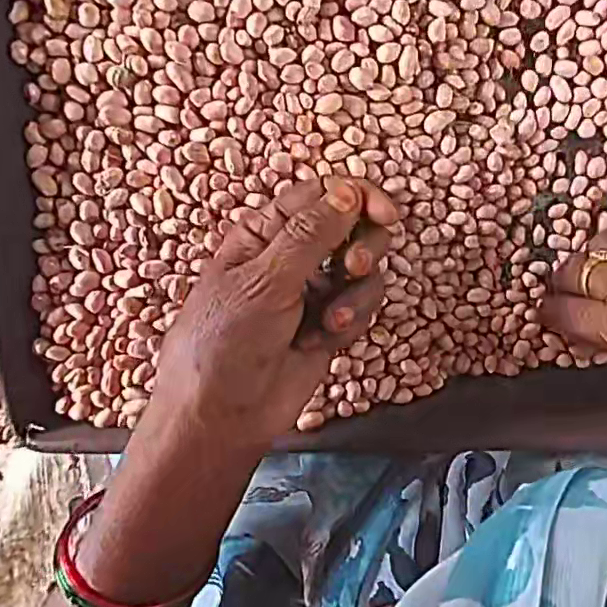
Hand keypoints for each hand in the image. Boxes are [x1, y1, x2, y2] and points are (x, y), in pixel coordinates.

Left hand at [137, 177, 398, 457]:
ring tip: (333, 315)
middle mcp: (293, 256)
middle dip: (364, 244)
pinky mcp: (330, 324)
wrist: (222, 415)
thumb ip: (311, 234)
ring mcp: (313, 291)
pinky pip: (362, 305)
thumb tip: (349, 192)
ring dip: (358, 289)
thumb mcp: (264, 280)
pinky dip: (352, 318)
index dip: (358, 196)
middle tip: (355, 264)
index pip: (321, 194)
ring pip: (364, 269)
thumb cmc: (223, 341)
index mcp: (266, 232)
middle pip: (352, 226)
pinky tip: (324, 336)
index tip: (384, 213)